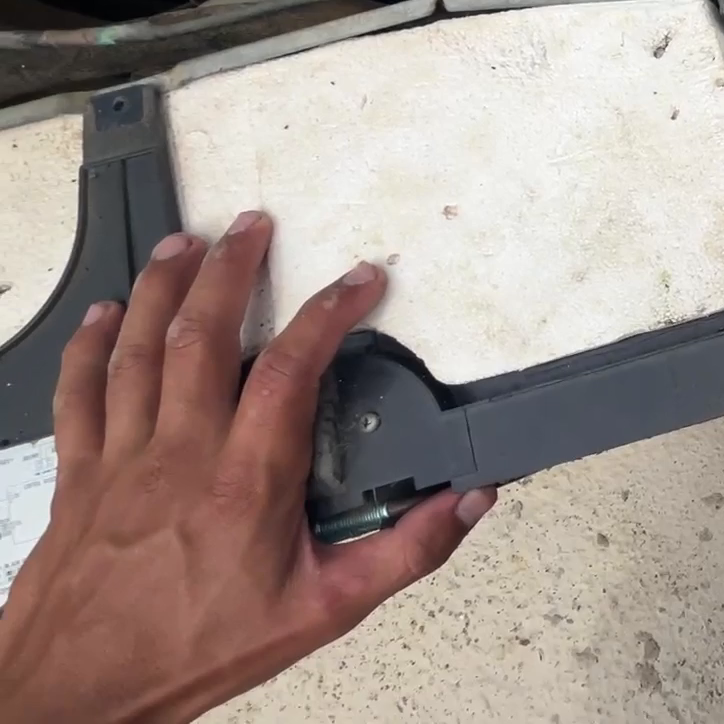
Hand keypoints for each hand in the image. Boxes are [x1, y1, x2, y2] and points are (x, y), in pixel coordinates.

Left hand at [0, 213, 494, 723]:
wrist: (68, 707)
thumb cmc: (197, 650)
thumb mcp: (329, 608)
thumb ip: (412, 549)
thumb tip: (476, 499)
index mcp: (247, 476)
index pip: (292, 368)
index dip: (329, 312)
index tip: (361, 279)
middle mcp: (181, 453)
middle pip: (202, 339)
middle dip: (229, 272)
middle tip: (253, 226)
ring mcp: (122, 461)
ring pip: (137, 352)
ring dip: (163, 290)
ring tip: (186, 242)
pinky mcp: (80, 478)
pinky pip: (81, 394)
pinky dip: (91, 345)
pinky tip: (109, 312)